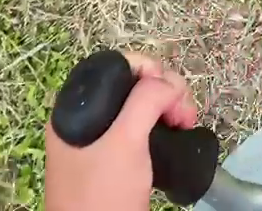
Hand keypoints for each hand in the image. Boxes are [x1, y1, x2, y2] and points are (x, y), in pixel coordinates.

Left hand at [45, 51, 198, 210]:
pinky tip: (178, 132)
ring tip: (185, 124)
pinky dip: (165, 122)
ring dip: (171, 105)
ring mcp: (101, 139)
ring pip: (144, 103)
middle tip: (183, 113)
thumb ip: (147, 100)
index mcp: (76, 109)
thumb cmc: (104, 194)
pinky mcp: (117, 157)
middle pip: (135, 83)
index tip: (169, 92)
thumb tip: (170, 84)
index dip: (149, 70)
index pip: (118, 66)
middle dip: (166, 89)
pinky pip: (145, 124)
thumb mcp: (126, 141)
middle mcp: (86, 118)